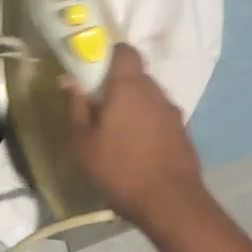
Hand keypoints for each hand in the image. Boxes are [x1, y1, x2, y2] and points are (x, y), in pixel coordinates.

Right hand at [64, 44, 205, 232]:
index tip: (94, 68)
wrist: (169, 200)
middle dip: (118, 85)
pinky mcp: (182, 131)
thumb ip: (76, 108)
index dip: (110, 54)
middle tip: (98, 108)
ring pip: (149, 98)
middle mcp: (155, 92)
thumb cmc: (118, 169)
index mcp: (129, 88)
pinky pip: (159, 118)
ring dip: (133, 107)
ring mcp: (173, 112)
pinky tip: (136, 148)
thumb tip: (68, 80)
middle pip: (137, 76)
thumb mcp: (84, 143)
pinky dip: (147, 125)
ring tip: (117, 133)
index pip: (126, 51)